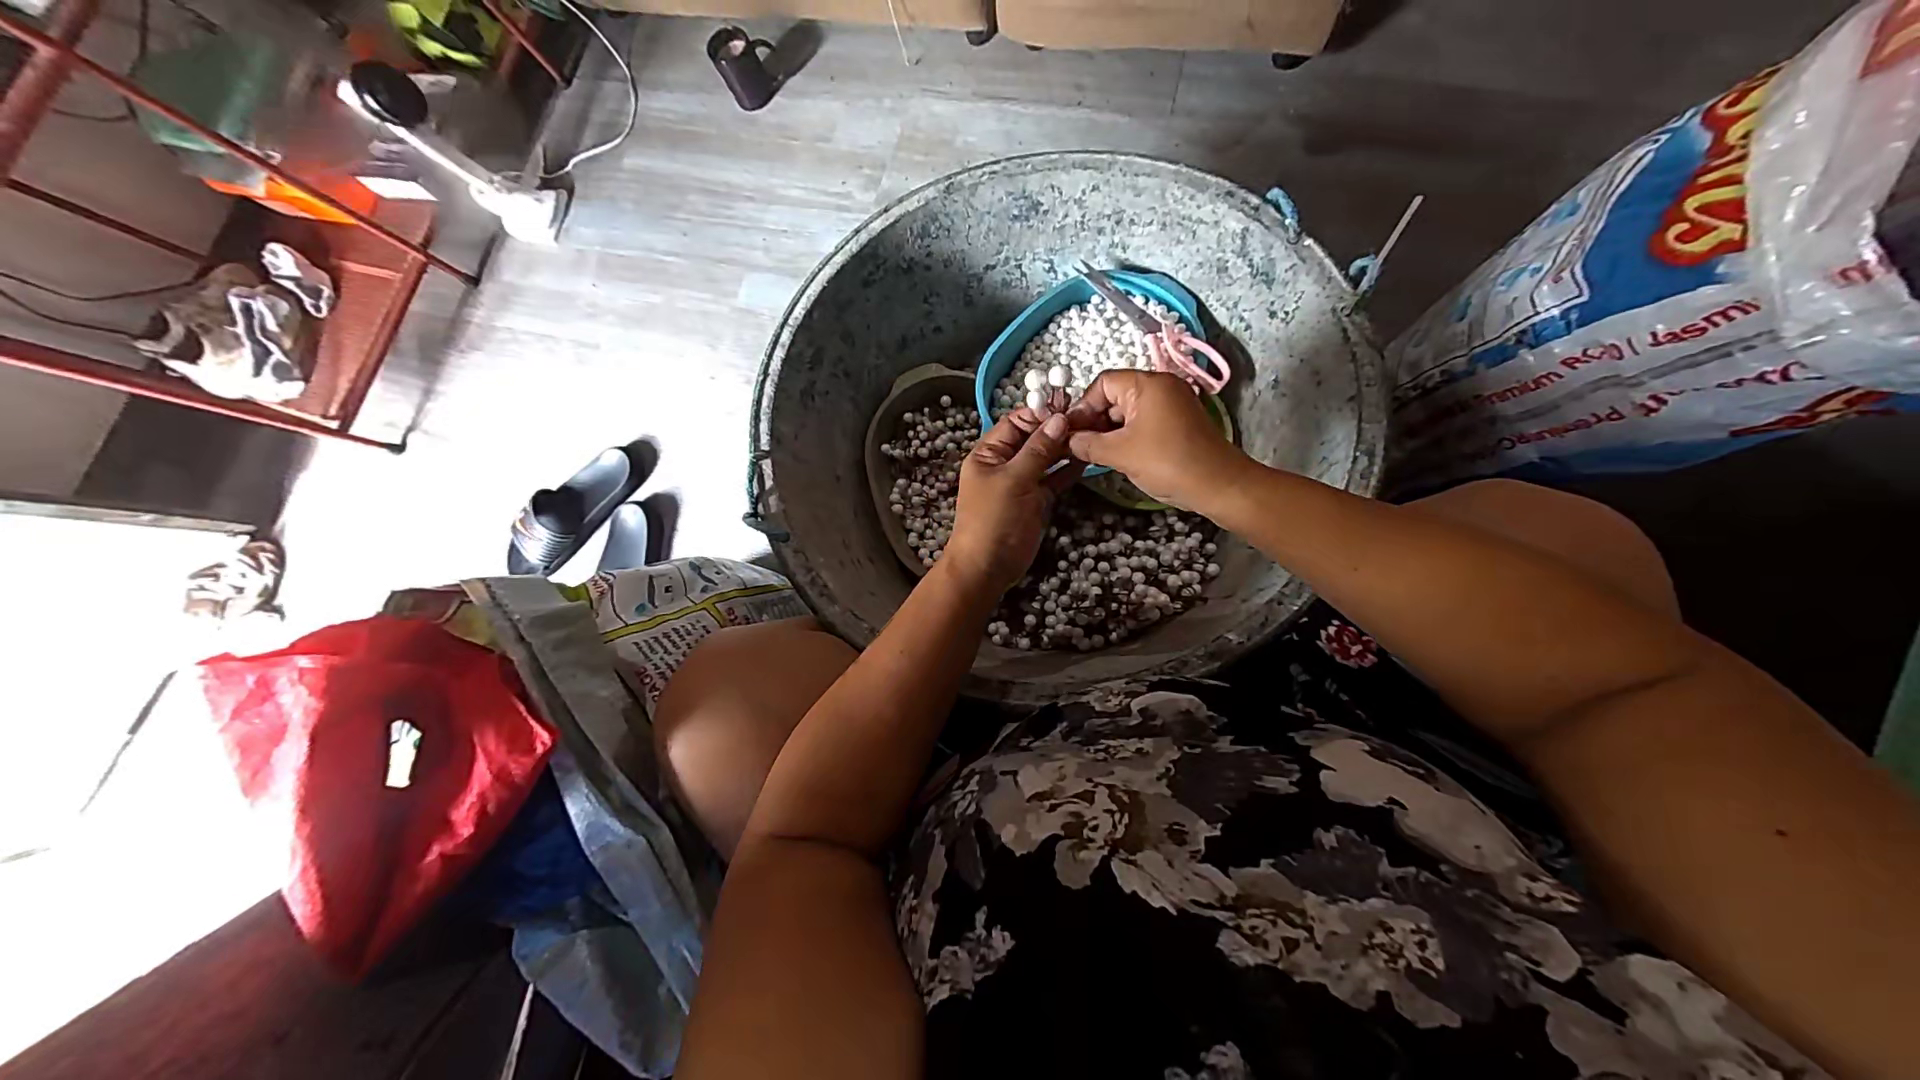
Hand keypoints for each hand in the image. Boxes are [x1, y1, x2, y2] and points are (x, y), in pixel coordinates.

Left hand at [945, 410, 1084, 591]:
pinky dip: (1069, 469)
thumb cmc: (992, 520)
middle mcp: (1005, 463)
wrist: (987, 567)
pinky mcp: (1037, 500)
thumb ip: (1038, 450)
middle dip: (1058, 429)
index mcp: (988, 453)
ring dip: (1066, 447)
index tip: (1069, 407)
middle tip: (1088, 419)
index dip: (1040, 414)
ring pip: (1047, 457)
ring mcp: (1022, 482)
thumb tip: (1059, 420)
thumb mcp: (1013, 480)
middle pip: (1034, 438)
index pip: (1016, 422)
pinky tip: (1087, 457)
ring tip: (1093, 434)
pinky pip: (1055, 478)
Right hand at [1064, 370, 1249, 511]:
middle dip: (1094, 420)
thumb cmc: (1168, 462)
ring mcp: (1172, 404)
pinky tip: (1115, 456)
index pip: (1103, 383)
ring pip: (1128, 412)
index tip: (1070, 431)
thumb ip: (1087, 444)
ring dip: (1108, 431)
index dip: (1083, 406)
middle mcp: (1161, 387)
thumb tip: (1067, 441)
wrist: (1218, 484)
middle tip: (1077, 444)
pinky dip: (1126, 436)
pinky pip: (1143, 422)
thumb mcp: (1120, 453)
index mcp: (1147, 384)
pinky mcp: (1177, 423)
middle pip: (1115, 396)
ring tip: (1093, 453)